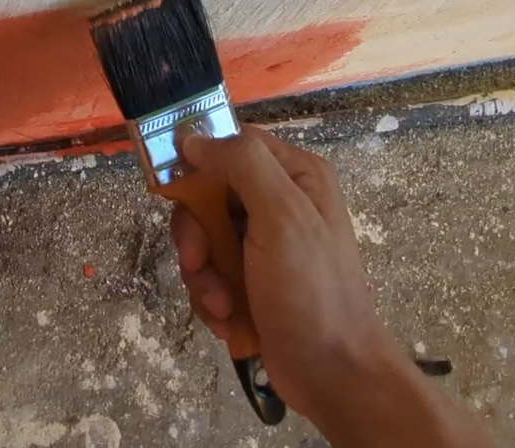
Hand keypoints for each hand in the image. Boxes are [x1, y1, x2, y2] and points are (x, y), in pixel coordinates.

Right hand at [171, 131, 490, 447]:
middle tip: (199, 262)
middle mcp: (278, 200)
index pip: (231, 144)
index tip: (178, 192)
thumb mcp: (282, 216)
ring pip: (203, 236)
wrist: (336, 378)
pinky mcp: (250, 277)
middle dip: (197, 235)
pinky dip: (210, 295)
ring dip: (202, 273)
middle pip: (207, 194)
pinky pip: (209, 271)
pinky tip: (228, 317)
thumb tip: (190, 136)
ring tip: (221, 304)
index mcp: (295, 174)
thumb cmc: (312, 291)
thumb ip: (241, 164)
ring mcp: (263, 242)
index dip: (199, 164)